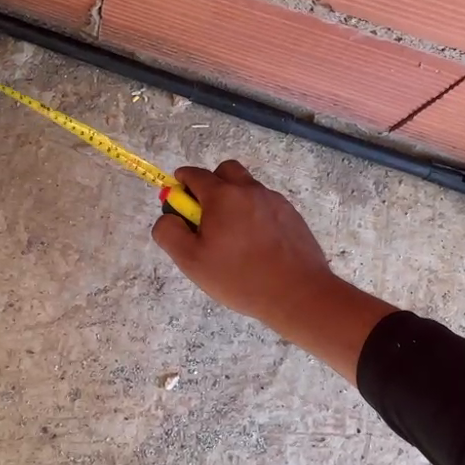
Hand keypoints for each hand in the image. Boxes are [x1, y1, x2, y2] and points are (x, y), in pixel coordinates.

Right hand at [151, 161, 333, 325]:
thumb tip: (167, 216)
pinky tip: (257, 246)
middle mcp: (249, 189)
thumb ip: (170, 233)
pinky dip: (255, 215)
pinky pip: (266, 205)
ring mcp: (274, 200)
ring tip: (234, 238)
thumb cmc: (240, 277)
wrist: (298, 293)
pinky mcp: (292, 215)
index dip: (181, 184)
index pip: (194, 174)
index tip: (178, 204)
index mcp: (222, 195)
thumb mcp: (192, 261)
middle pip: (225, 171)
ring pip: (247, 188)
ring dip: (234, 201)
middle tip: (207, 217)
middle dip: (211, 184)